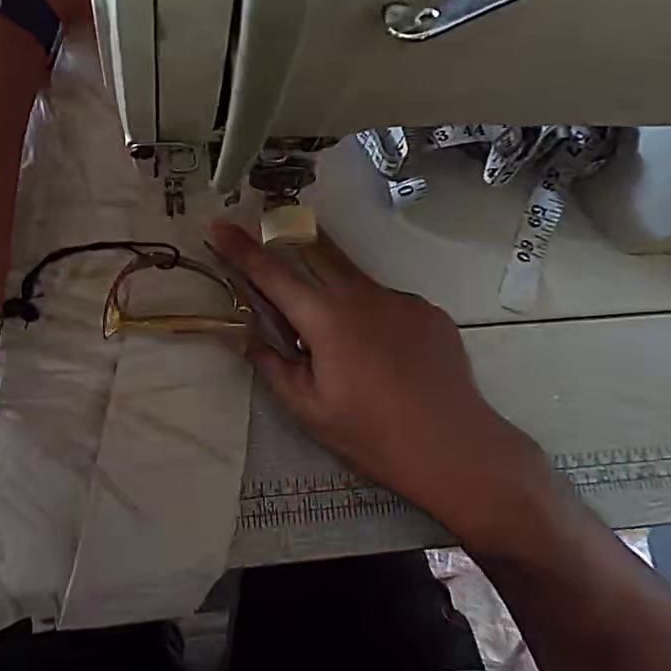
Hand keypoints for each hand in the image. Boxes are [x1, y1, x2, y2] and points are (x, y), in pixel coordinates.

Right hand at [208, 220, 556, 551]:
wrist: (452, 446)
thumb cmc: (372, 434)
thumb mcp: (310, 408)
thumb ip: (272, 364)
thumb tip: (240, 335)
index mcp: (327, 319)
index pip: (273, 275)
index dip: (242, 250)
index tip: (219, 225)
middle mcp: (364, 295)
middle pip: (318, 253)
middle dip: (290, 238)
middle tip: (273, 234)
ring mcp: (402, 299)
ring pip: (357, 282)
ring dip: (338, 292)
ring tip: (350, 345)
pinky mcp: (429, 311)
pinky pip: (391, 304)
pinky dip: (376, 318)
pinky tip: (389, 356)